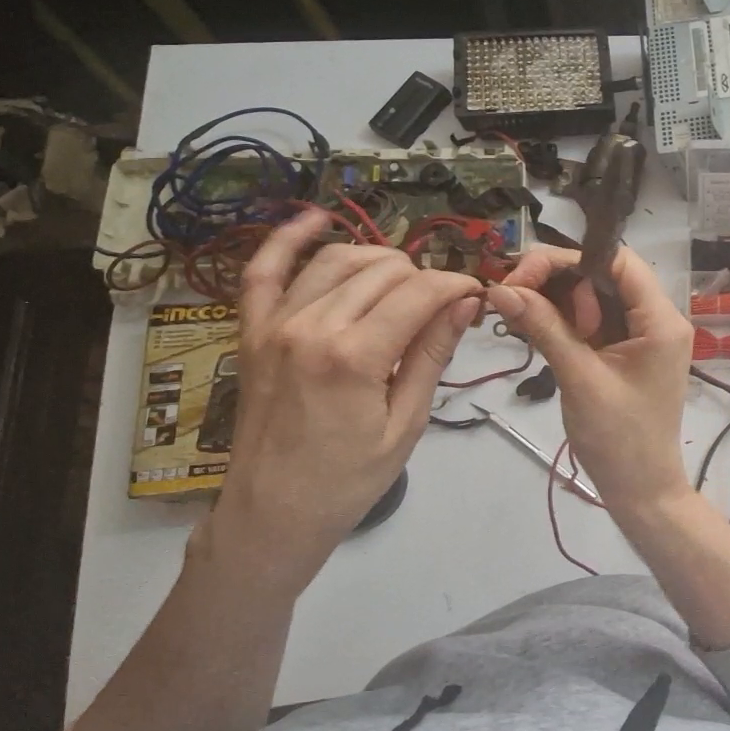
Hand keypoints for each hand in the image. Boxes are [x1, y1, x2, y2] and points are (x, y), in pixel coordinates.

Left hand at [199, 210, 484, 585]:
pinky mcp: (252, 330)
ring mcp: (275, 323)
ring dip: (378, 261)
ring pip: (336, 260)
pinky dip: (287, 240)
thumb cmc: (350, 478)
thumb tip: (465, 303)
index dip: (457, 286)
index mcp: (354, 356)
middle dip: (424, 278)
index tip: (477, 297)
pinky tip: (316, 218)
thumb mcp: (407, 422)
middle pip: (382, 271)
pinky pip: (263, 271)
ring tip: (404, 283)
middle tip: (444, 306)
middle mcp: (311, 326)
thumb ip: (431, 354)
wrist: (273, 512)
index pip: (419, 293)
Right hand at [486, 245, 693, 513]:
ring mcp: (644, 337)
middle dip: (557, 279)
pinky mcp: (627, 353)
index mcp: (661, 321)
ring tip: (515, 309)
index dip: (569, 259)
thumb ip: (544, 328)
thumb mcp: (579, 378)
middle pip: (605, 276)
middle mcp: (658, 320)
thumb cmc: (619, 438)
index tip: (523, 274)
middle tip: (510, 295)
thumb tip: (500, 288)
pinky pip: (595, 322)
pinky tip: (532, 324)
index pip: (619, 261)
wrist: (641, 489)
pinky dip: (565, 321)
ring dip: (556, 299)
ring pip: (596, 298)